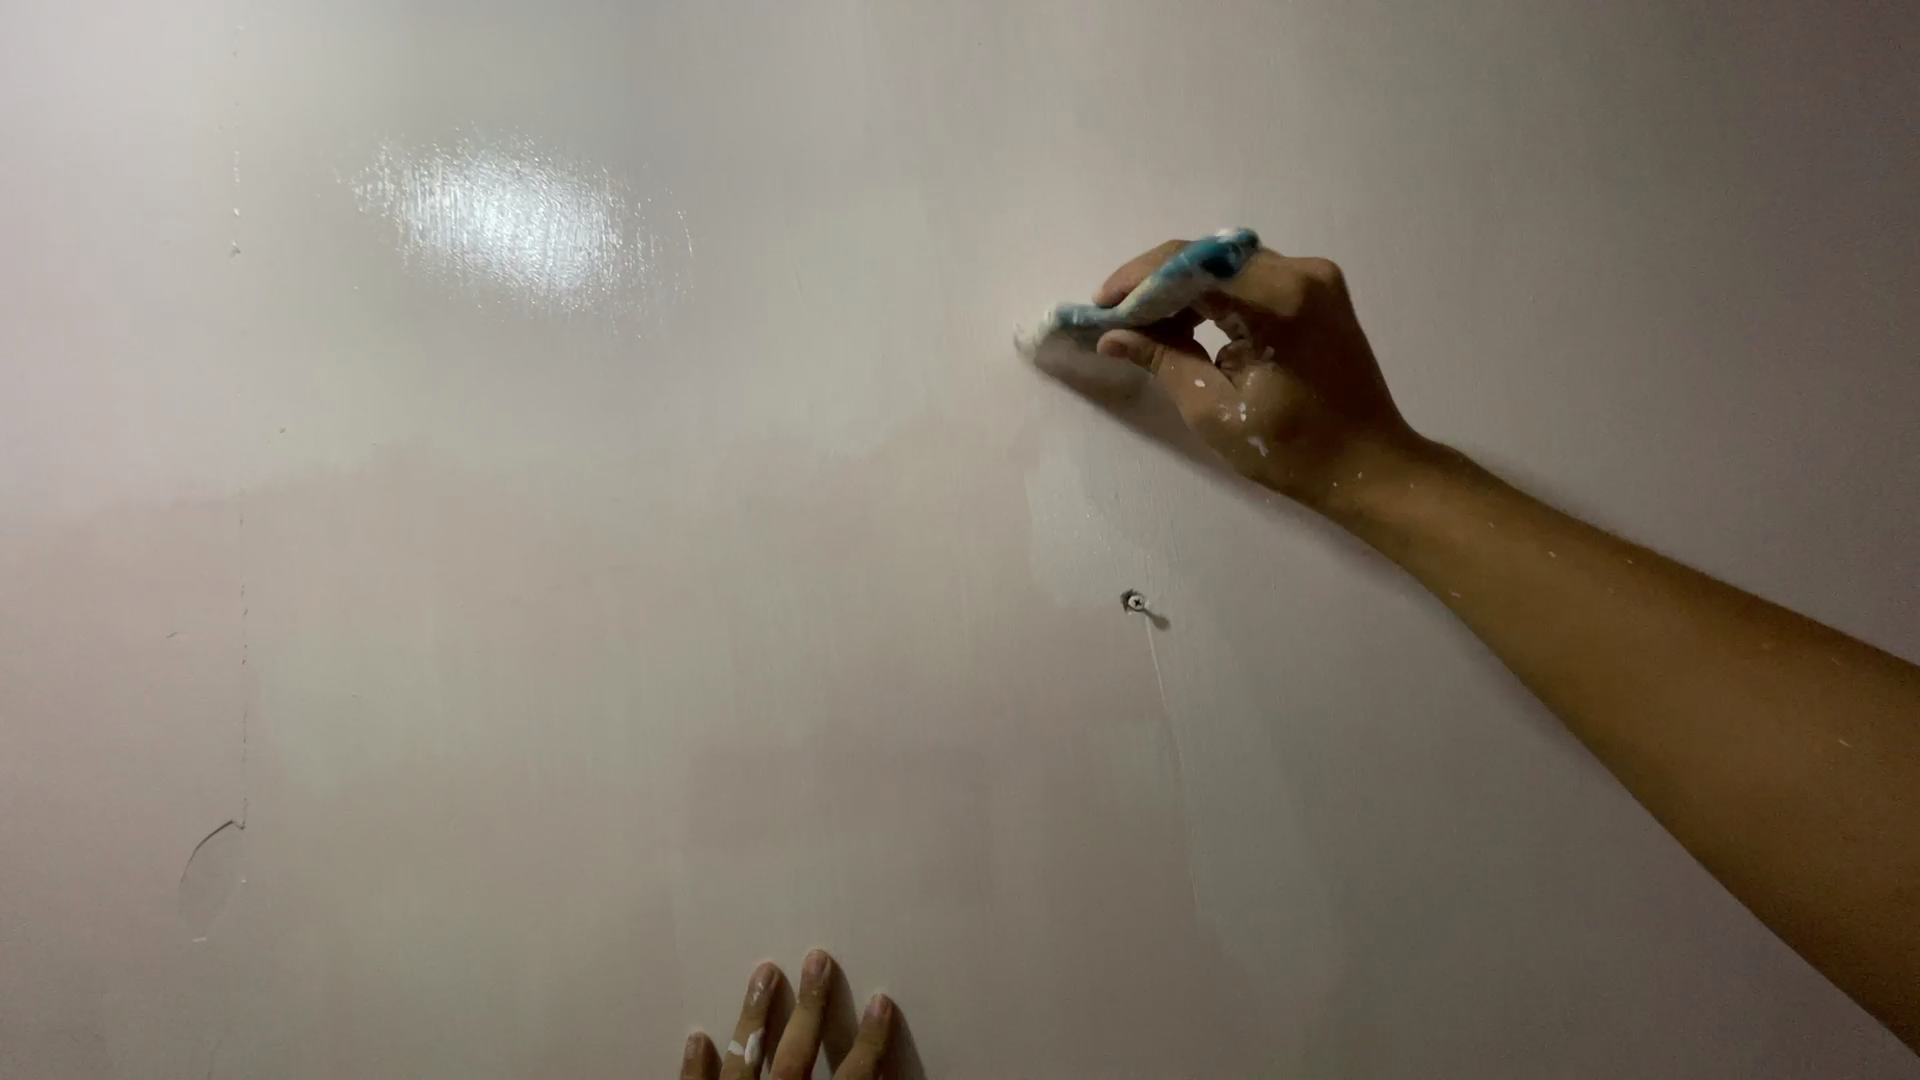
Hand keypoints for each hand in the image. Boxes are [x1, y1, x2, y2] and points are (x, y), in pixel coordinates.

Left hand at [679, 950, 894, 1079]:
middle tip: (818, 958)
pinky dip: (696, 1067)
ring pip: (746, 1059)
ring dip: (756, 1014)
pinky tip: (699, 1037)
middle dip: (811, 1005)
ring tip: (765, 970)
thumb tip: (879, 1074)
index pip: (853, 1078)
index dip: (870, 1041)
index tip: (882, 1001)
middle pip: (797, 1054)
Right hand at [1093, 240, 1420, 504]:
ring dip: (1180, 292)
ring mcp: (1314, 279)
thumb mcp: (1214, 410)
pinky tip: (1184, 328)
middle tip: (1114, 320)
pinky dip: (1211, 300)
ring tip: (1141, 328)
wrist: (1367, 463)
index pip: (1191, 263)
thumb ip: (1163, 361)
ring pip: (1226, 267)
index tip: (1100, 307)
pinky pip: (1248, 281)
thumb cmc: (1290, 450)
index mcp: (1279, 300)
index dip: (1137, 280)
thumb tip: (1113, 336)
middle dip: (1154, 286)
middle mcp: (1301, 273)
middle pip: (1208, 258)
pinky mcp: (1316, 293)